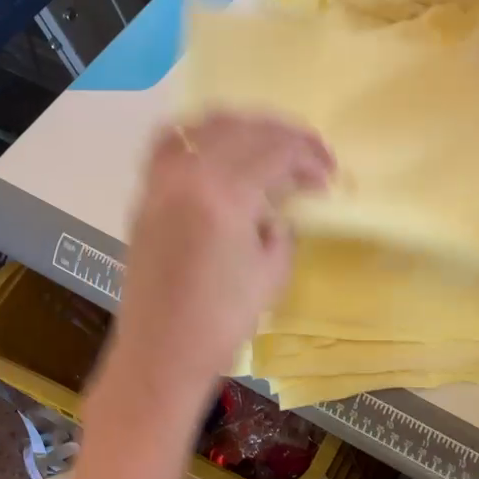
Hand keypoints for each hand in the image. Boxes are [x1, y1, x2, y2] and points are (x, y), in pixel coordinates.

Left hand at [111, 113, 333, 392]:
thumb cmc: (223, 321)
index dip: (311, 158)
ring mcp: (162, 179)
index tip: (331, 175)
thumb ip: (282, 226)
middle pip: (246, 130)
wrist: (161, 353)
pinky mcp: (146, 193)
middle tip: (312, 156)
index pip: (277, 152)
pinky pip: (171, 141)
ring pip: (207, 126)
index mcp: (226, 195)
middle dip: (286, 136)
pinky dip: (199, 134)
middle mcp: (190, 175)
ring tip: (271, 145)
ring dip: (246, 127)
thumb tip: (281, 206)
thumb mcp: (272, 272)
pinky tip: (219, 145)